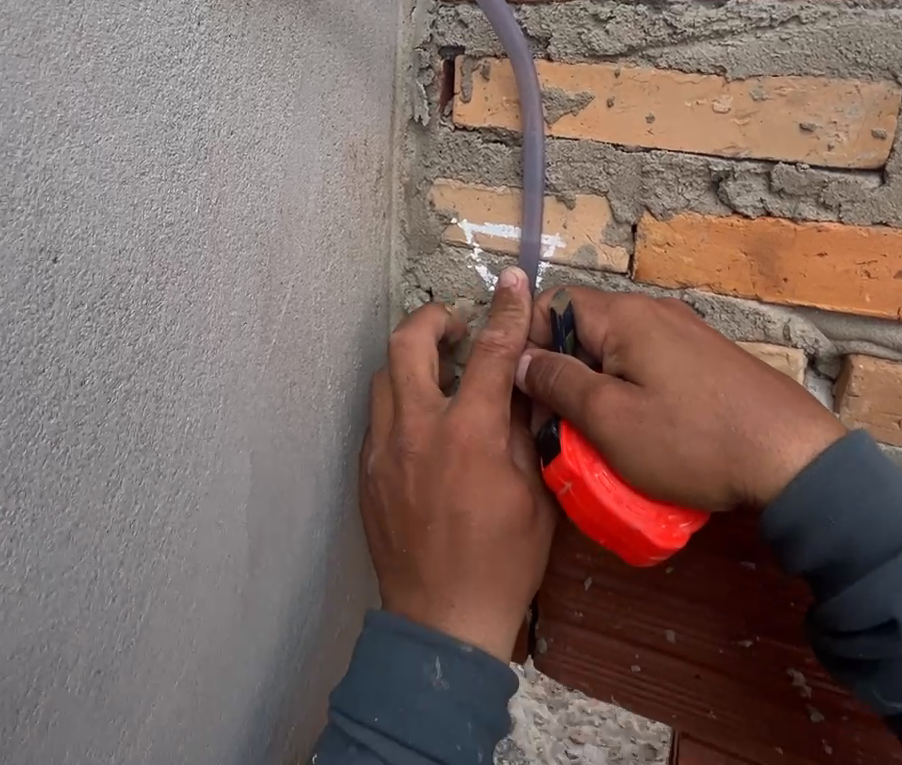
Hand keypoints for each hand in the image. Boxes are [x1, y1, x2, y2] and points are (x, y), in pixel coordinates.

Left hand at [359, 266, 555, 660]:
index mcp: (468, 435)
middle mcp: (416, 430)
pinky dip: (399, 402)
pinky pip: (378, 416)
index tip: (514, 281)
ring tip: (437, 373)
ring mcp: (383, 450)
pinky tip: (421, 423)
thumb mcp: (536, 495)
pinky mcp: (365, 471)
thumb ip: (524, 431)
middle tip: (456, 328)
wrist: (442, 619)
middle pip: (408, 344)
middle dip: (433, 320)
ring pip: (383, 376)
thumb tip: (521, 386)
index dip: (507, 312)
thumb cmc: (502, 563)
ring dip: (410, 361)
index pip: (492, 355)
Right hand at [515, 287, 845, 510]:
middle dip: (560, 372)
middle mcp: (652, 311)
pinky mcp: (706, 359)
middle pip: (581, 328)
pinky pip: (646, 364)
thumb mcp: (609, 418)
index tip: (526, 390)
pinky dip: (628, 391)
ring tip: (596, 435)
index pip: (550, 302)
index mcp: (623, 315)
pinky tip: (641, 431)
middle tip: (556, 424)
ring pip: (613, 350)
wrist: (797, 462)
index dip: (527, 341)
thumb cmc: (692, 439)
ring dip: (594, 387)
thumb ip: (556, 382)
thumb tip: (519, 358)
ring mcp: (684, 333)